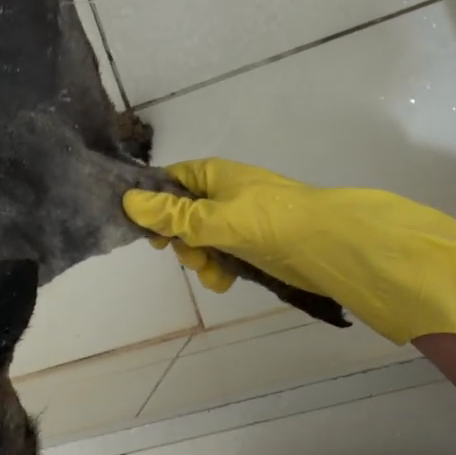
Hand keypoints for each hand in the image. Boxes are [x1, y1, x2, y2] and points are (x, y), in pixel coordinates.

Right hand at [123, 159, 455, 344]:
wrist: (326, 244)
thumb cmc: (269, 222)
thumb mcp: (214, 218)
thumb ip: (172, 214)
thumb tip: (129, 200)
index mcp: (214, 174)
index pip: (170, 181)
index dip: (155, 204)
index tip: (148, 231)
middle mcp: (224, 193)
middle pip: (182, 215)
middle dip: (180, 239)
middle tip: (190, 254)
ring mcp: (240, 220)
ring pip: (201, 240)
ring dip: (200, 259)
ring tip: (214, 269)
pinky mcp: (253, 245)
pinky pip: (223, 256)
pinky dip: (221, 270)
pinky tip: (228, 280)